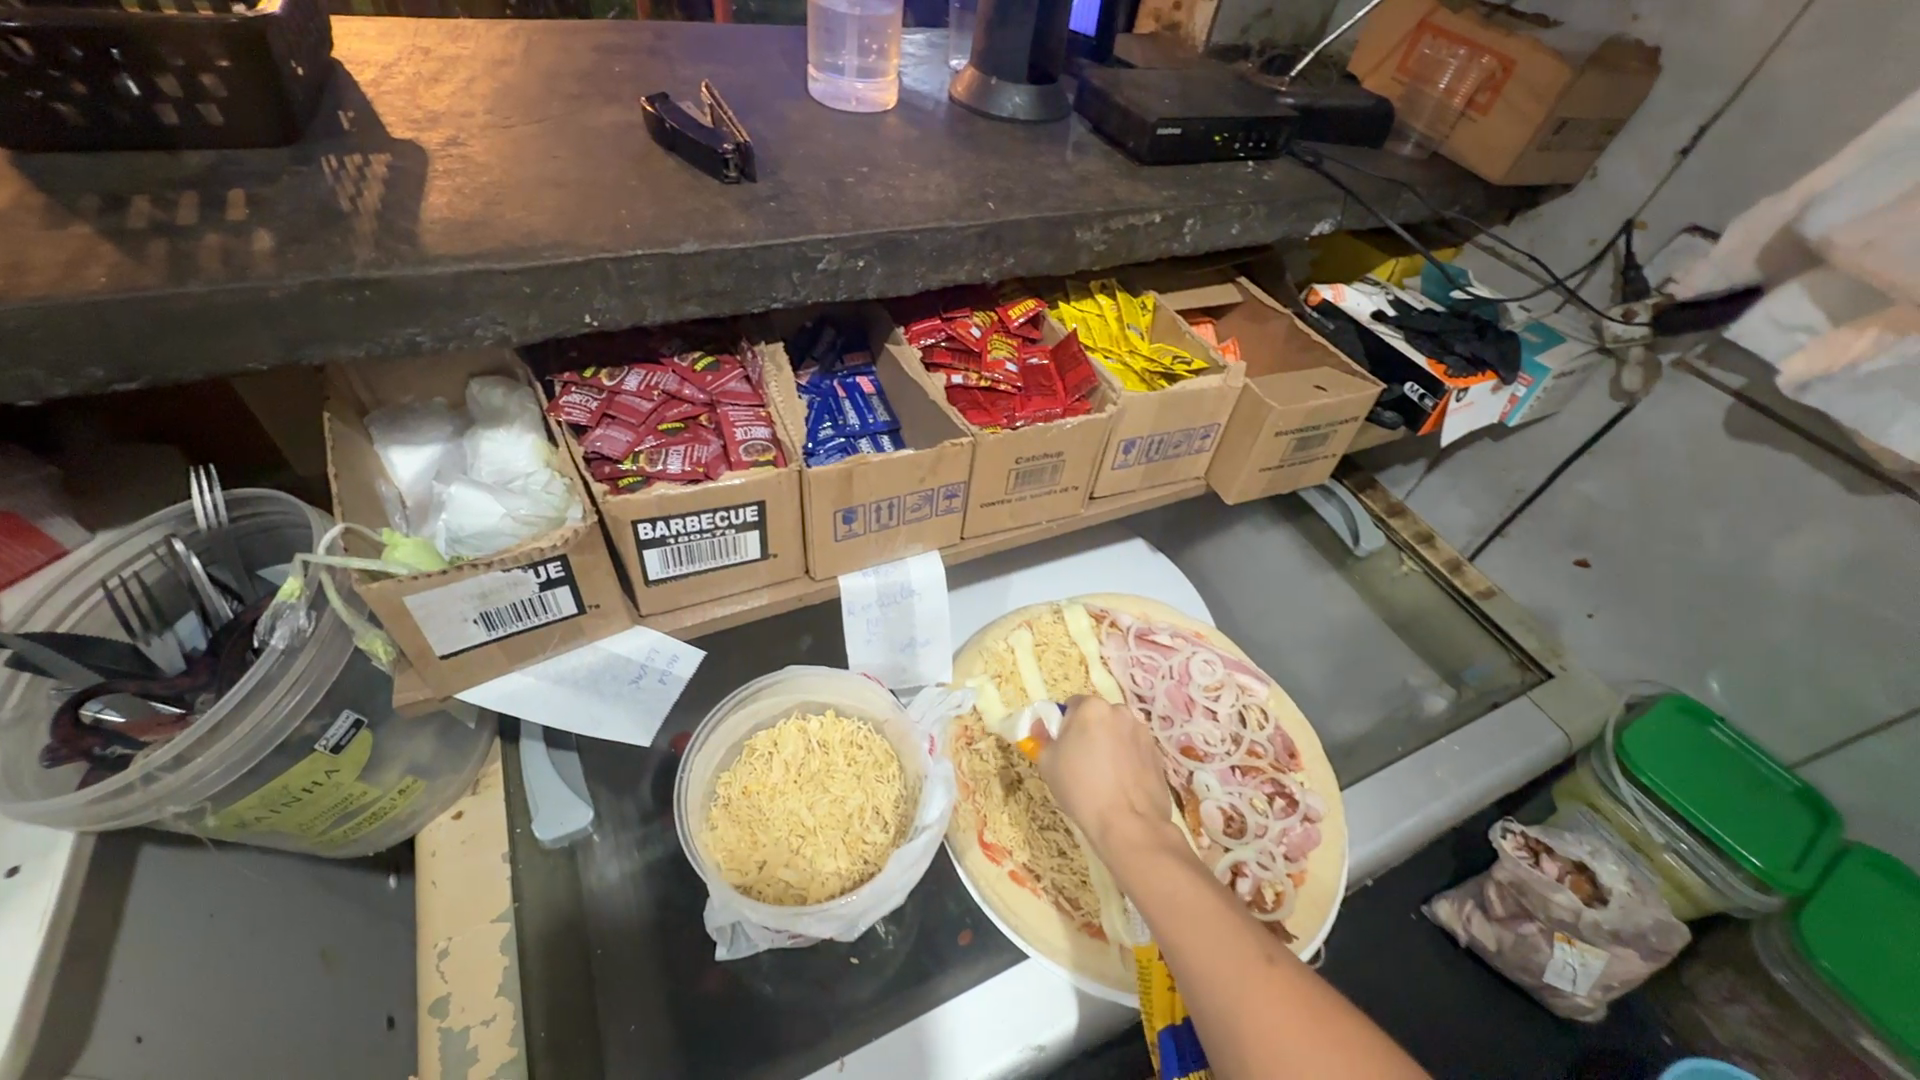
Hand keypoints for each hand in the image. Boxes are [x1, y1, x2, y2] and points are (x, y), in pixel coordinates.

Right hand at [1037, 696, 1176, 854]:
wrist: (1127, 822)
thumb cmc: (1080, 788)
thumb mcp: (1047, 763)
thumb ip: (1043, 738)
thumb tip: (1042, 728)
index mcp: (1091, 708)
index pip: (1071, 705)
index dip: (1064, 726)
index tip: (1062, 748)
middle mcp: (1120, 711)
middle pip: (1097, 717)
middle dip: (1089, 732)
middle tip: (1081, 761)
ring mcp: (1142, 731)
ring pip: (1117, 732)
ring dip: (1110, 743)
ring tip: (1105, 775)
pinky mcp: (1157, 752)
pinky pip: (1134, 748)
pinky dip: (1127, 758)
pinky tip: (1122, 782)